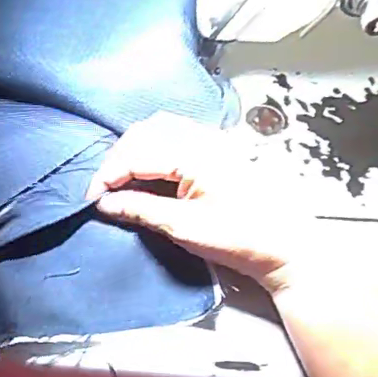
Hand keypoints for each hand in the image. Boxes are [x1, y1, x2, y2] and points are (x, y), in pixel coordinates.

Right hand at [87, 113, 319, 293]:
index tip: (92, 198)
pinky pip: (175, 135)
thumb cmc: (241, 239)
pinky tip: (146, 171)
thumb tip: (106, 202)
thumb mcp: (184, 228)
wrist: (285, 247)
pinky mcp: (218, 149)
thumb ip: (141, 209)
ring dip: (133, 150)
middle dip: (117, 159)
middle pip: (145, 133)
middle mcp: (206, 138)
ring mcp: (214, 140)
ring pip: (159, 129)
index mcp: (197, 154)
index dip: (108, 174)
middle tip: (103, 190)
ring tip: (120, 180)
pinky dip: (152, 149)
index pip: (137, 153)